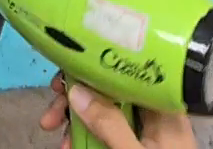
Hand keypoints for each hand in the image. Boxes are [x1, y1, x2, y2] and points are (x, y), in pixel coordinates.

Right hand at [38, 73, 197, 148]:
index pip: (123, 72)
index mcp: (162, 108)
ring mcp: (146, 133)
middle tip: (50, 117)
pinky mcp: (138, 146)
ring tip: (58, 142)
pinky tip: (72, 146)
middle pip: (107, 92)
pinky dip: (88, 137)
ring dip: (76, 123)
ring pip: (103, 113)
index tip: (62, 82)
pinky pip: (108, 132)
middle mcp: (154, 114)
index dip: (89, 71)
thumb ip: (109, 124)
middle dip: (74, 103)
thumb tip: (76, 91)